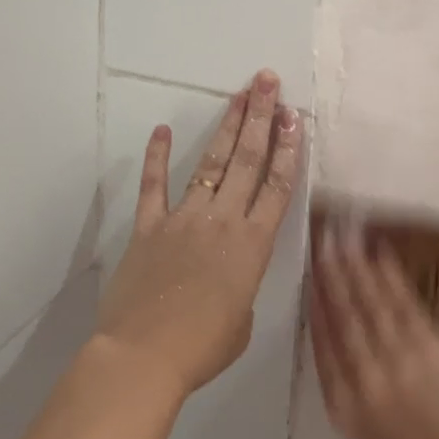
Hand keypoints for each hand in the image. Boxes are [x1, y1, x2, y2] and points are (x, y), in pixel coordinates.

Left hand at [97, 70, 301, 396]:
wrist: (144, 356)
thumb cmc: (202, 348)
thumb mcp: (241, 321)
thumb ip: (241, 288)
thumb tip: (227, 278)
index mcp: (253, 245)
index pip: (277, 186)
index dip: (288, 149)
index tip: (294, 117)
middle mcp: (223, 221)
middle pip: (247, 160)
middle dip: (261, 117)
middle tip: (268, 81)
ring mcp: (184, 218)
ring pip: (210, 162)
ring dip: (227, 126)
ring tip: (240, 94)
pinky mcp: (148, 226)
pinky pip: (154, 185)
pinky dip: (156, 156)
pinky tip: (161, 129)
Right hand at [310, 228, 438, 438]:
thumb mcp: (364, 430)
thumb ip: (343, 384)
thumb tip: (330, 332)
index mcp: (343, 405)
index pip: (321, 343)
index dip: (314, 302)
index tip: (308, 272)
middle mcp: (366, 379)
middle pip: (342, 316)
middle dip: (330, 273)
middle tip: (321, 238)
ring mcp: (398, 358)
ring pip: (369, 303)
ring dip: (354, 265)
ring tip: (343, 236)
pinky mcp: (428, 345)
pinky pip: (402, 302)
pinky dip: (389, 275)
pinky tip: (378, 253)